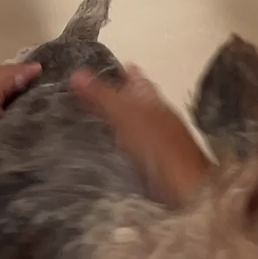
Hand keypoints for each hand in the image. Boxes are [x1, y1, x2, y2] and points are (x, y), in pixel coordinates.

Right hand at [70, 65, 213, 206]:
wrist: (186, 190)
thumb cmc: (158, 144)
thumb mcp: (124, 114)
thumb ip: (101, 95)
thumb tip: (76, 73)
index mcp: (148, 95)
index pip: (127, 73)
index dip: (107, 69)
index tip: (81, 70)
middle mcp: (152, 112)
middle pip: (124, 97)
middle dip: (101, 96)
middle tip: (71, 97)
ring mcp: (151, 138)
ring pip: (123, 122)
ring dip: (104, 121)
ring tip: (76, 121)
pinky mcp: (148, 162)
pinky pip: (123, 146)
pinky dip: (109, 144)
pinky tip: (93, 149)